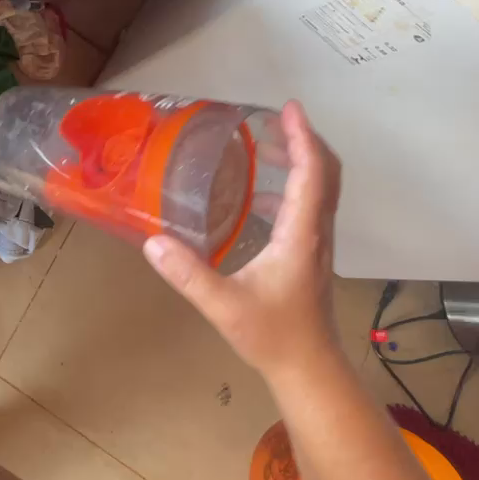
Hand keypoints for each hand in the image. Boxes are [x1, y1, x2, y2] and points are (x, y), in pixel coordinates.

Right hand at [143, 102, 342, 377]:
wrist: (310, 371)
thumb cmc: (274, 336)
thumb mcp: (224, 306)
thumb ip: (188, 274)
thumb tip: (152, 241)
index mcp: (301, 235)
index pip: (312, 174)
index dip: (303, 138)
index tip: (288, 108)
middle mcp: (314, 232)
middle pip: (326, 174)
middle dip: (305, 140)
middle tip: (276, 119)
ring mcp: (316, 244)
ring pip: (321, 190)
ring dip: (301, 161)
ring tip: (267, 146)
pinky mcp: (309, 255)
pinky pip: (310, 206)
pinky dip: (294, 186)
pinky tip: (262, 196)